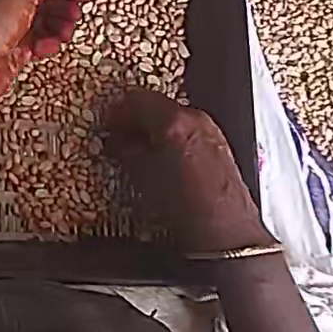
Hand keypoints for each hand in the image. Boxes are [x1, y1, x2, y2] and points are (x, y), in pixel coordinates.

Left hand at [0, 0, 88, 102]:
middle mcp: (6, 2)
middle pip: (46, 0)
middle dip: (64, 6)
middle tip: (75, 13)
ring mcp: (10, 28)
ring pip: (45, 23)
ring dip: (60, 26)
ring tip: (65, 32)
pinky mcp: (14, 51)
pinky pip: (39, 43)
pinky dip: (48, 44)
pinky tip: (46, 46)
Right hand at [104, 89, 273, 254]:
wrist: (225, 231)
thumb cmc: (184, 205)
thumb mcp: (143, 176)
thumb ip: (125, 150)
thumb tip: (116, 140)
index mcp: (174, 122)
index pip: (137, 100)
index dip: (117, 111)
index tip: (107, 122)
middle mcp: (195, 119)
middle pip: (157, 105)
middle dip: (135, 118)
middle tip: (118, 134)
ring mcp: (211, 131)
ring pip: (173, 117)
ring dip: (153, 127)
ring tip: (137, 148)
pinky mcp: (219, 146)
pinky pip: (188, 131)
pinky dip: (171, 136)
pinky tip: (161, 157)